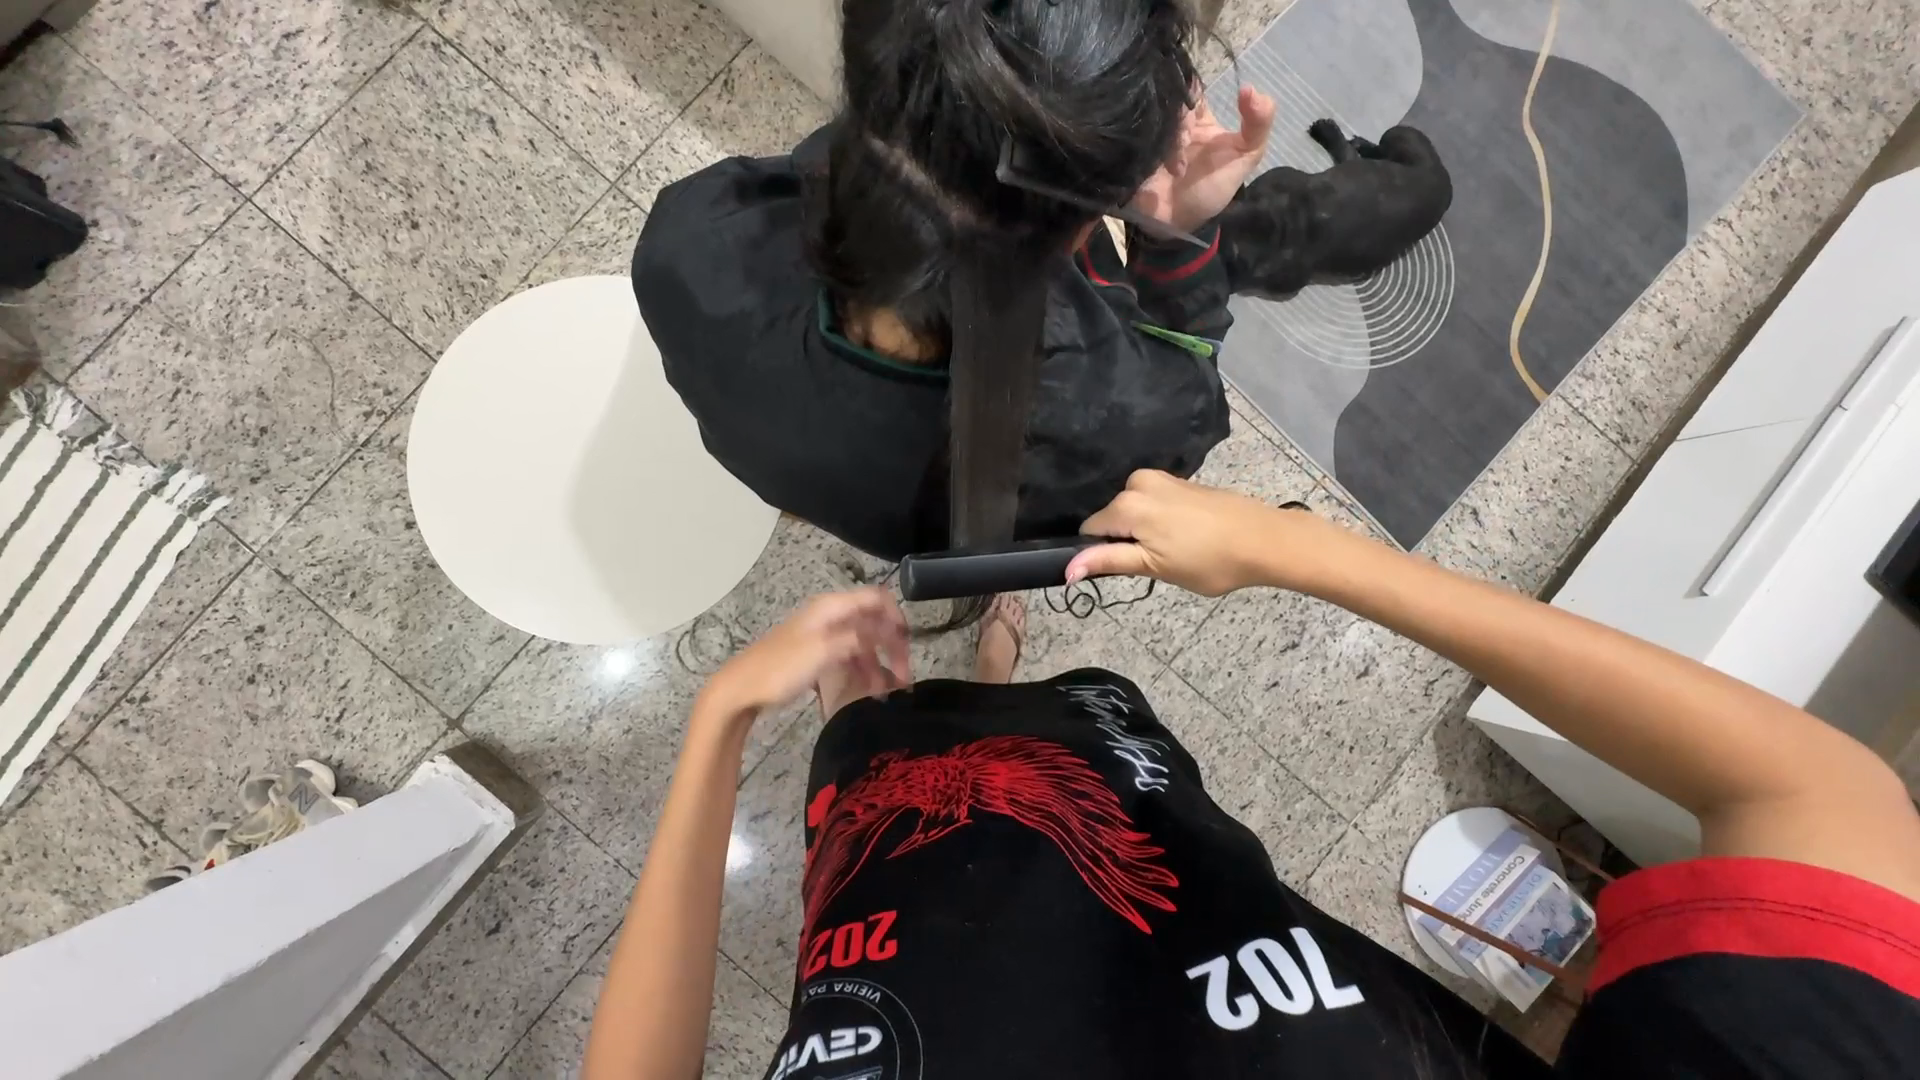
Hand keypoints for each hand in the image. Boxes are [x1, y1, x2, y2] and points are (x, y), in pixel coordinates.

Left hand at [701, 588, 910, 717]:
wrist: (740, 689)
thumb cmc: (780, 669)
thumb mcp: (824, 651)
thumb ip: (859, 638)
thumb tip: (886, 632)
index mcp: (832, 607)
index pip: (877, 599)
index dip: (897, 617)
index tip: (907, 644)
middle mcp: (830, 615)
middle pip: (873, 622)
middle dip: (892, 645)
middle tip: (904, 674)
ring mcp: (824, 634)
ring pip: (863, 642)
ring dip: (879, 662)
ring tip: (889, 690)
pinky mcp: (818, 653)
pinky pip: (850, 656)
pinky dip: (863, 669)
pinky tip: (870, 689)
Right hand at [1066, 470, 1337, 596]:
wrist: (1264, 540)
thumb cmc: (1208, 559)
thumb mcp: (1153, 567)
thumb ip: (1107, 562)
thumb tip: (1067, 569)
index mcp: (1126, 504)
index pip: (1090, 530)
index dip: (1100, 553)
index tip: (1128, 569)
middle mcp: (1137, 482)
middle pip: (1111, 519)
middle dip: (1125, 541)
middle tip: (1157, 562)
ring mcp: (1160, 478)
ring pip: (1132, 512)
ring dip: (1143, 532)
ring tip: (1174, 550)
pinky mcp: (1179, 481)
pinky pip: (1151, 503)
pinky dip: (1159, 521)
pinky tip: (1184, 537)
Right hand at [1130, 86, 1275, 233]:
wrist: (1178, 226)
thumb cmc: (1210, 191)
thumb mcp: (1245, 157)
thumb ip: (1259, 124)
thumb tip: (1251, 88)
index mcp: (1198, 120)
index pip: (1192, 89)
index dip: (1192, 92)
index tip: (1196, 110)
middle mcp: (1171, 125)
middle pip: (1169, 102)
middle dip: (1181, 122)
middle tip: (1187, 144)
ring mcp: (1149, 139)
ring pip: (1153, 120)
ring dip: (1169, 142)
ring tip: (1176, 170)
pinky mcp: (1131, 154)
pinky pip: (1133, 139)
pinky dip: (1148, 150)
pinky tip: (1159, 171)